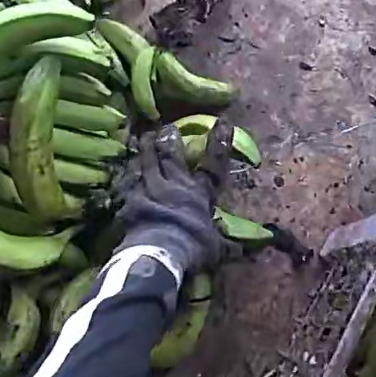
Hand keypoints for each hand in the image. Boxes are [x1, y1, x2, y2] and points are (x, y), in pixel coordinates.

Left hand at [113, 121, 233, 277]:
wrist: (159, 253)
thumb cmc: (193, 247)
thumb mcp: (216, 248)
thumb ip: (228, 244)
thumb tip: (252, 249)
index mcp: (199, 193)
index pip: (213, 163)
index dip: (219, 143)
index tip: (222, 123)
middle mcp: (173, 185)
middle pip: (170, 156)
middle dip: (169, 139)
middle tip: (166, 128)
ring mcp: (148, 190)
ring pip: (145, 163)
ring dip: (144, 150)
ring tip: (142, 138)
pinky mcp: (128, 201)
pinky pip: (127, 184)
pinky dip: (126, 177)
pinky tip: (123, 173)